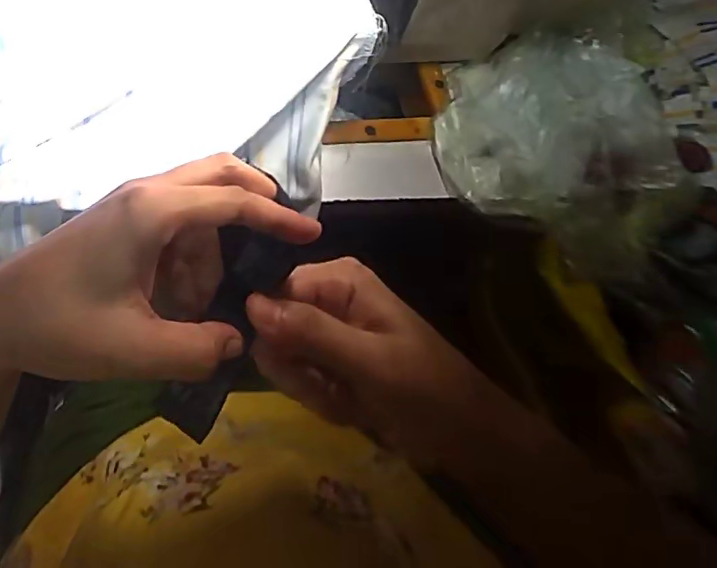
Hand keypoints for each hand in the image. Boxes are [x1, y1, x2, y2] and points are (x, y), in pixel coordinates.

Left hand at [0, 154, 320, 381]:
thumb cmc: (64, 326)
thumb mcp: (135, 350)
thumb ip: (197, 349)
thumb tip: (239, 339)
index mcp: (152, 211)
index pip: (230, 200)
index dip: (276, 215)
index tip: (312, 233)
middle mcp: (145, 191)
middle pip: (216, 170)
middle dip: (253, 197)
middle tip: (277, 238)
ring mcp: (129, 198)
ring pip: (196, 198)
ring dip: (213, 239)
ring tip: (195, 301)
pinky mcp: (120, 214)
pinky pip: (174, 215)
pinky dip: (189, 244)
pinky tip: (173, 293)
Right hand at [247, 257, 498, 469]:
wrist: (466, 438)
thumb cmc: (425, 390)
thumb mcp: (368, 361)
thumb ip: (310, 331)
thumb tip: (250, 303)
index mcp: (337, 278)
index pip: (273, 291)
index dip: (276, 332)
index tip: (301, 367)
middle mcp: (325, 296)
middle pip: (273, 327)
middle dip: (298, 369)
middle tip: (332, 390)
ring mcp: (325, 328)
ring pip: (282, 356)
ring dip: (310, 389)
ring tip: (348, 402)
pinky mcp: (327, 358)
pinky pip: (298, 376)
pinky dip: (320, 399)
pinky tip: (351, 409)